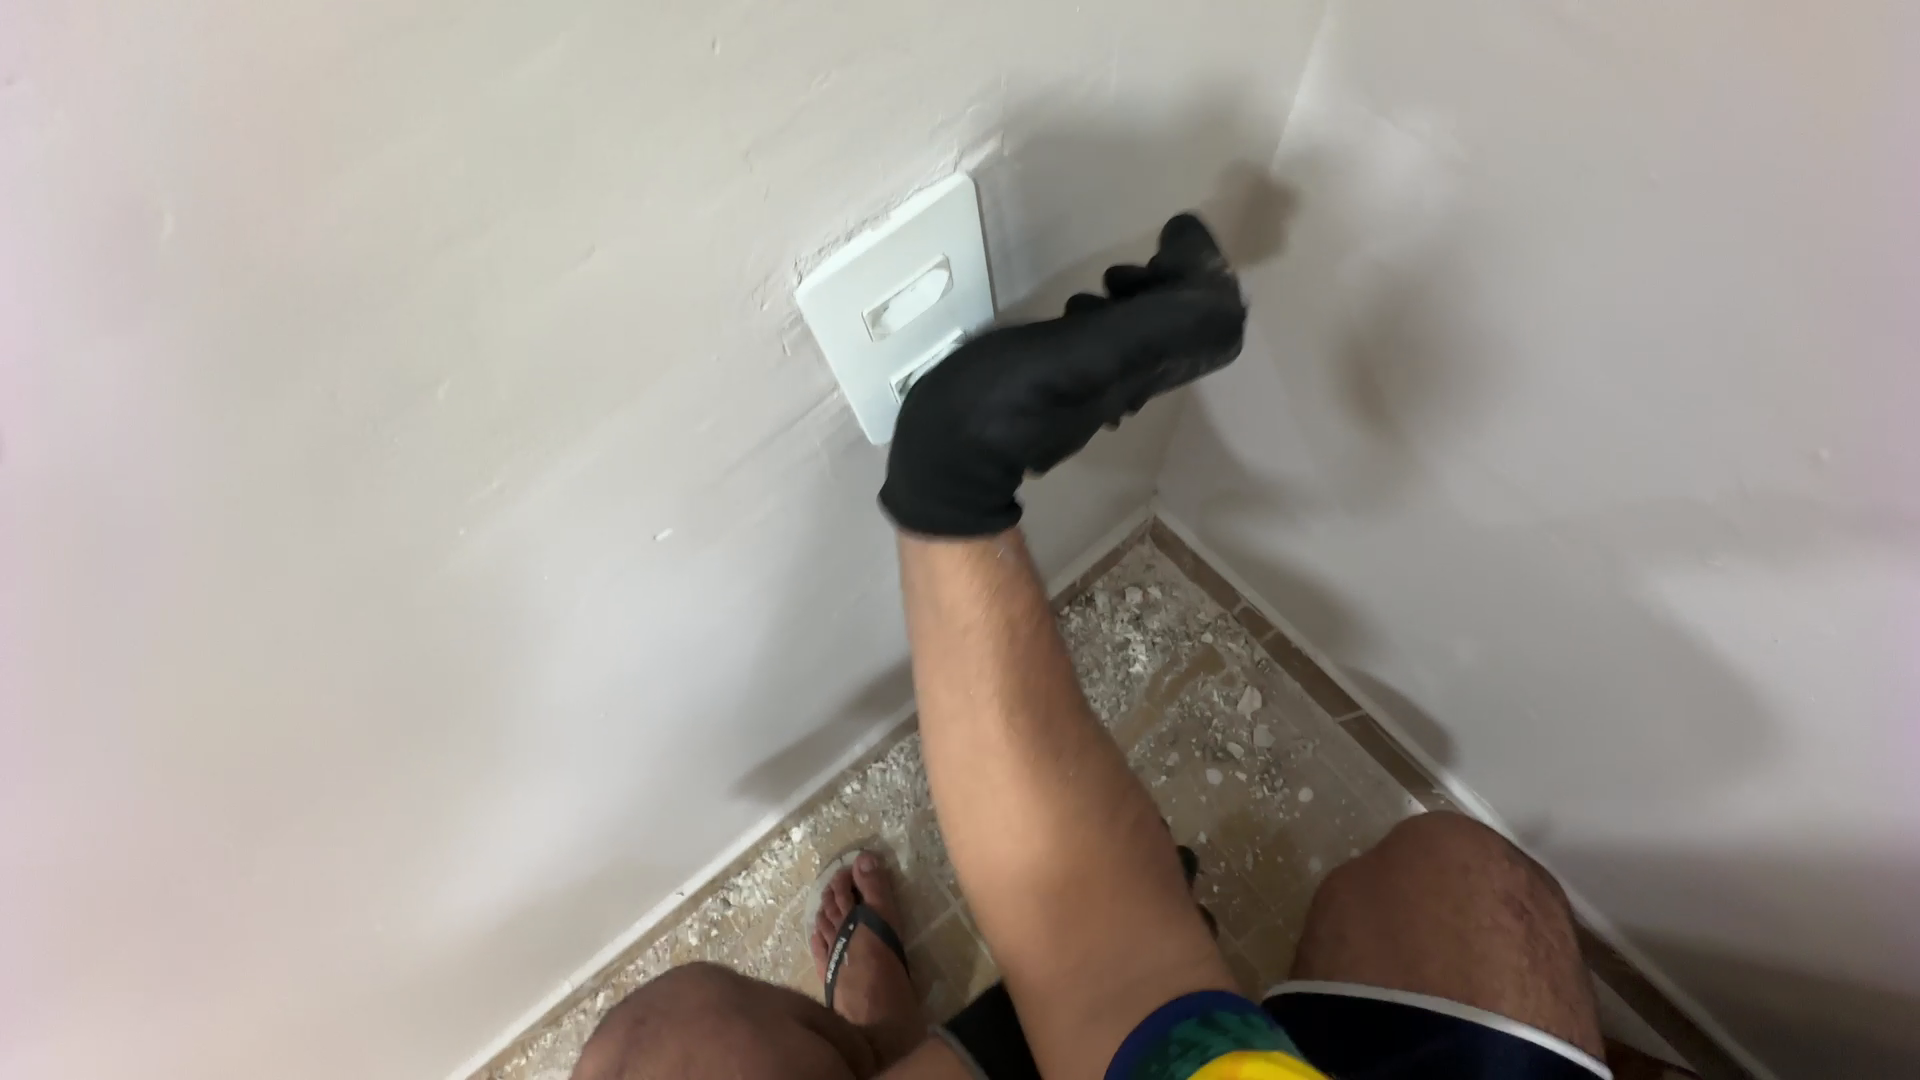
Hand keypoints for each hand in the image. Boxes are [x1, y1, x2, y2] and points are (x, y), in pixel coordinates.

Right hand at [879, 213, 1246, 536]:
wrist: (945, 456)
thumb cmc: (999, 400)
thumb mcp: (1082, 356)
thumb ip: (1152, 326)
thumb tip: (1221, 290)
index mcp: (1140, 373)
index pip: (1216, 324)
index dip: (1209, 273)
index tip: (1173, 234)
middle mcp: (1128, 385)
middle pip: (1187, 329)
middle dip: (1175, 281)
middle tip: (1133, 265)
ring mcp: (1095, 391)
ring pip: (1149, 336)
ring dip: (1140, 297)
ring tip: (1105, 283)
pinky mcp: (1064, 389)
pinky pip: (1111, 346)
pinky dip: (1108, 316)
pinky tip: (1074, 312)